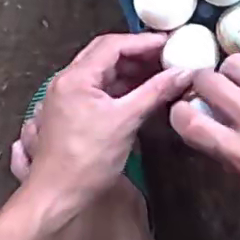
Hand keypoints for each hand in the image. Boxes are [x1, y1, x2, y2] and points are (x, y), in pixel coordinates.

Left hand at [23, 32, 190, 209]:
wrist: (57, 197)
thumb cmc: (87, 161)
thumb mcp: (126, 121)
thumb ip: (155, 92)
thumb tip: (183, 73)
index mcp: (75, 78)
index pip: (113, 45)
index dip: (143, 42)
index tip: (169, 44)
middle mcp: (67, 81)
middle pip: (106, 54)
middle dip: (138, 53)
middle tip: (166, 56)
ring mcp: (67, 96)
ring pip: (103, 71)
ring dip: (130, 70)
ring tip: (159, 73)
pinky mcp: (71, 111)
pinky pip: (99, 88)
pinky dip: (121, 86)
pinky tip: (142, 92)